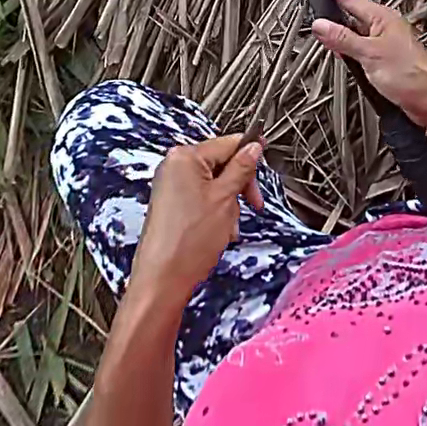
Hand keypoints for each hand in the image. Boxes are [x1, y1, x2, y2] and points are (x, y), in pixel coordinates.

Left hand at [129, 135, 263, 305]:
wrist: (161, 283)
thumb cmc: (188, 241)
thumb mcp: (225, 198)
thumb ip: (242, 168)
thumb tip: (253, 146)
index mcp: (185, 157)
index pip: (227, 143)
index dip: (249, 152)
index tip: (265, 157)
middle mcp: (174, 166)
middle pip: (221, 163)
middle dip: (239, 184)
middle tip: (253, 203)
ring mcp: (171, 185)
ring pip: (214, 182)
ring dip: (229, 201)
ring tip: (229, 226)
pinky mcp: (171, 204)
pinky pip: (202, 197)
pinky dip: (216, 210)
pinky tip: (219, 231)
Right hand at [310, 0, 426, 126]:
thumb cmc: (413, 75)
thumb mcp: (370, 54)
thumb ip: (343, 39)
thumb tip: (321, 25)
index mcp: (383, 18)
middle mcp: (386, 27)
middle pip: (353, 14)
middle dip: (336, 12)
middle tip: (320, 5)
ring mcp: (387, 43)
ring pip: (358, 32)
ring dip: (343, 35)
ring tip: (329, 35)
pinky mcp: (388, 59)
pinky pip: (364, 47)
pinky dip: (352, 50)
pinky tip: (348, 58)